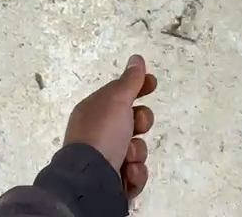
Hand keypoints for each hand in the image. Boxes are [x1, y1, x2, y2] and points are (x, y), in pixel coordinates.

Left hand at [64, 55, 158, 198]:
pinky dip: (135, 173)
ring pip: (136, 148)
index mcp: (94, 112)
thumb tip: (137, 58)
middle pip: (132, 121)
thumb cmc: (102, 133)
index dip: (138, 87)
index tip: (153, 84)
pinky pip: (135, 173)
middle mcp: (99, 134)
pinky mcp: (115, 183)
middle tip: (138, 125)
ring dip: (137, 151)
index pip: (119, 93)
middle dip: (141, 122)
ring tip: (128, 156)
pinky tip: (128, 171)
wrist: (89, 182)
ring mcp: (106, 160)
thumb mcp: (117, 99)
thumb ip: (130, 80)